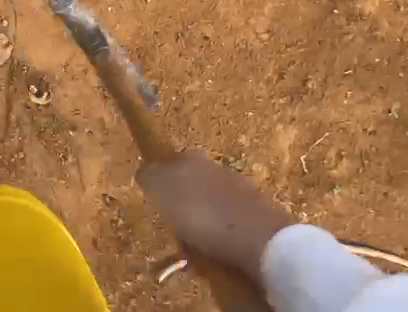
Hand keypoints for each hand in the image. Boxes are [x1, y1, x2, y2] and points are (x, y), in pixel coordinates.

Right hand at [137, 154, 295, 280]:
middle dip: (184, 201)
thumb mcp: (161, 190)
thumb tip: (143, 171)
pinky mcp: (263, 216)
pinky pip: (235, 222)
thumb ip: (149, 175)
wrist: (262, 241)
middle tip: (176, 226)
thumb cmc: (203, 213)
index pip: (169, 162)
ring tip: (199, 245)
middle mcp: (216, 167)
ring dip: (206, 219)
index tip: (156, 201)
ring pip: (214, 203)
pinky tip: (222, 249)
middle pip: (193, 183)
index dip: (161, 180)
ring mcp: (243, 191)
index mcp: (190, 157)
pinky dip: (226, 233)